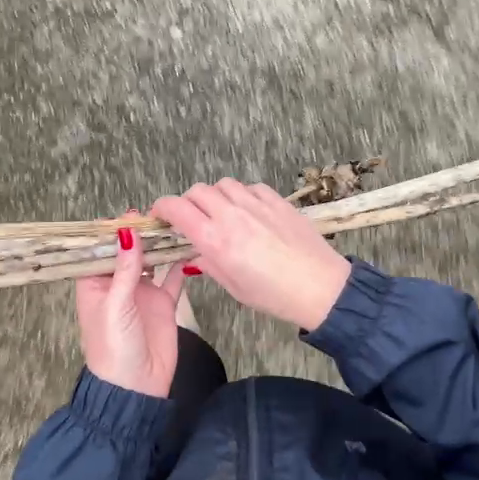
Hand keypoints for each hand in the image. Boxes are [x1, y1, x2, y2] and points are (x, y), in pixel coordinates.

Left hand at [75, 213, 185, 397]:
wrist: (136, 388)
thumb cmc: (113, 348)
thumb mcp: (115, 305)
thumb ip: (125, 268)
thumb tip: (127, 231)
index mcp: (95, 285)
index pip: (100, 250)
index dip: (113, 231)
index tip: (130, 213)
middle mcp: (118, 285)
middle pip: (129, 251)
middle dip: (141, 233)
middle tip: (159, 213)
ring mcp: (142, 293)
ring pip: (152, 260)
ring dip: (160, 244)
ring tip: (175, 223)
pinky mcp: (163, 303)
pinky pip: (173, 278)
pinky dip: (181, 263)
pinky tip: (192, 246)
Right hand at [152, 181, 351, 330]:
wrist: (319, 287)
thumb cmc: (274, 295)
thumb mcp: (233, 287)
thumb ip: (208, 263)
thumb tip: (196, 252)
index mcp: (215, 240)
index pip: (176, 208)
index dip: (162, 207)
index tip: (160, 214)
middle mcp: (232, 216)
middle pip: (197, 191)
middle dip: (188, 202)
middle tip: (192, 218)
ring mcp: (256, 204)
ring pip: (223, 184)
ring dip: (216, 196)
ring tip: (222, 213)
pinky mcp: (277, 200)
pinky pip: (250, 187)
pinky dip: (243, 195)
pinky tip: (249, 212)